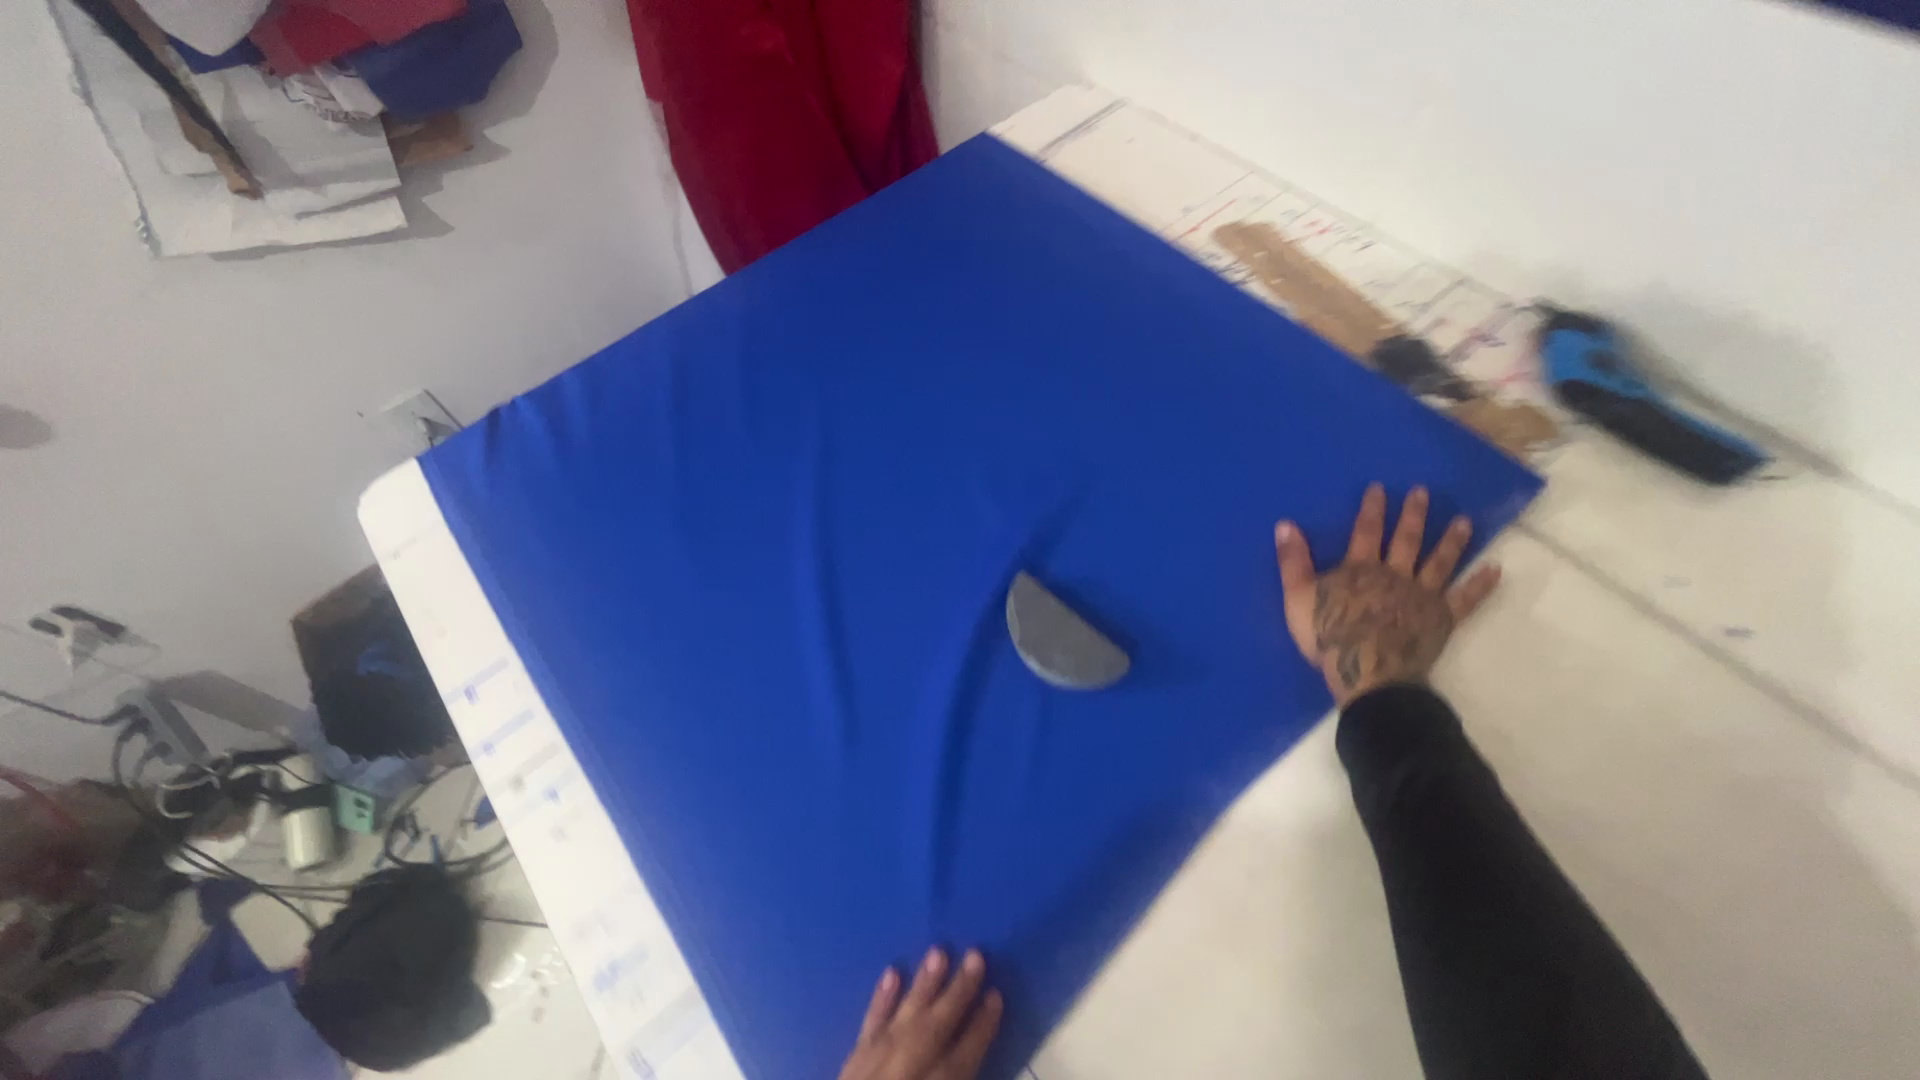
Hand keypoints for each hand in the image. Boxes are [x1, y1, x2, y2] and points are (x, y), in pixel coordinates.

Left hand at [838, 948, 1002, 1079]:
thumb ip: (956, 1076)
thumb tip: (969, 1062)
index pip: (965, 1055)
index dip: (983, 1026)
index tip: (997, 994)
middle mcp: (906, 1074)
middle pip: (937, 1028)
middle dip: (959, 993)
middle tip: (977, 954)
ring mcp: (875, 1066)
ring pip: (903, 1019)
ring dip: (922, 986)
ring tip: (938, 951)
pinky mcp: (852, 1064)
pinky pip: (868, 1026)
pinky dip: (880, 1000)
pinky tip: (891, 973)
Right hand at [1274, 484, 1500, 704]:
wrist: (1366, 671)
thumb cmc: (1328, 636)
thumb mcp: (1297, 597)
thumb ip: (1292, 561)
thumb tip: (1285, 524)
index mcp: (1360, 570)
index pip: (1365, 532)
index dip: (1371, 510)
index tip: (1379, 488)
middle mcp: (1395, 575)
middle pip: (1406, 540)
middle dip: (1413, 515)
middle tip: (1423, 492)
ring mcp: (1422, 596)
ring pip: (1439, 563)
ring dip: (1452, 541)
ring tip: (1465, 522)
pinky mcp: (1441, 618)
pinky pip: (1465, 599)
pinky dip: (1480, 584)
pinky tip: (1495, 569)